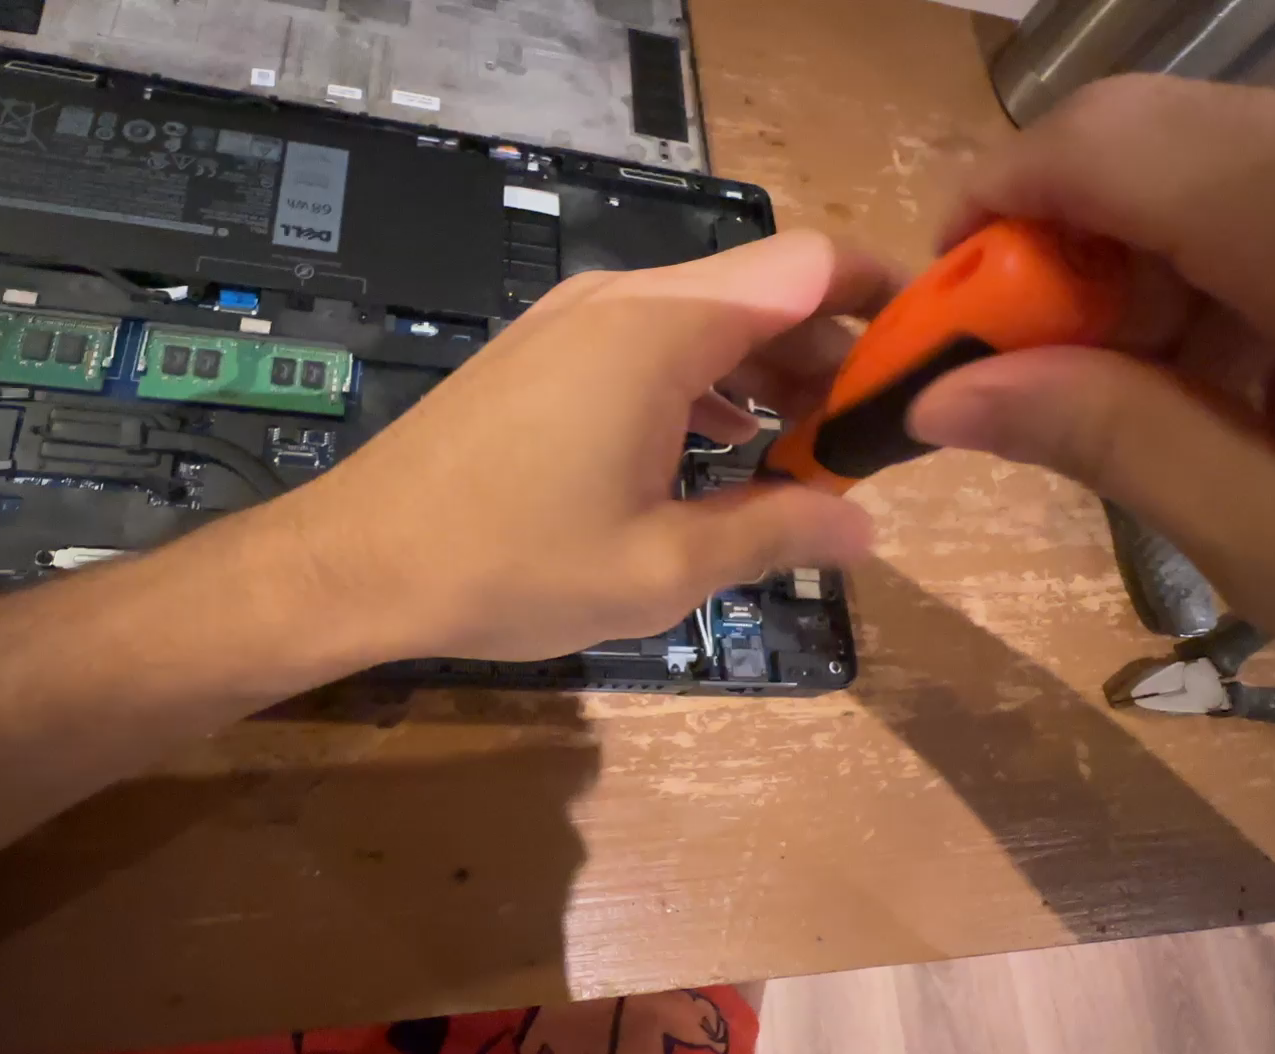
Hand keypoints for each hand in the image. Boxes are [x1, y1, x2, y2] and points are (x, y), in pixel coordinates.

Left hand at [245, 231, 887, 661]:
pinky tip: (703, 447)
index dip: (879, 304)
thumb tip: (864, 527)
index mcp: (662, 330)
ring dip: (756, 374)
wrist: (358, 562)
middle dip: (823, 355)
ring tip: (792, 450)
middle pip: (757, 291)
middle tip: (857, 439)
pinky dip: (692, 384)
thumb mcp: (660, 566)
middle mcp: (618, 300)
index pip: (809, 266)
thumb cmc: (511, 566)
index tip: (916, 369)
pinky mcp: (535, 353)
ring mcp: (567, 321)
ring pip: (698, 320)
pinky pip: (641, 346)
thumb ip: (775, 532)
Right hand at [902, 42, 1274, 684]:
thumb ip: (1114, 453)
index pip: (1104, 142)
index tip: (951, 306)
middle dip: (1063, 271)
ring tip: (1191, 391)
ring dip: (1151, 277)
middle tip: (1051, 386)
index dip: (992, 204)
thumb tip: (944, 397)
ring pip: (1223, 166)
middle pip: (1154, 156)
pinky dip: (1236, 260)